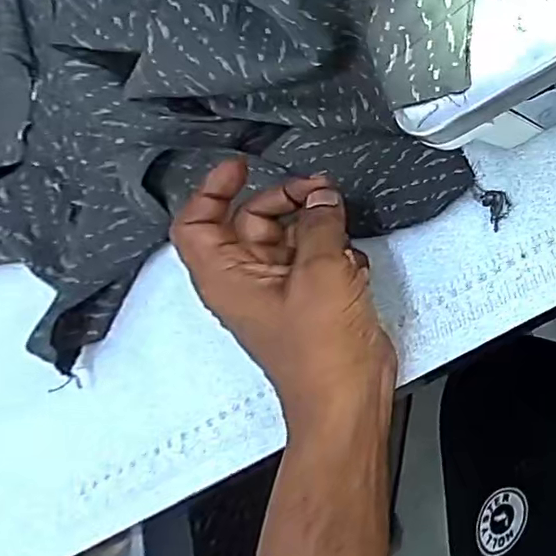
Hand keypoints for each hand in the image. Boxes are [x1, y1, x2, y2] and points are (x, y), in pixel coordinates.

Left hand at [170, 158, 396, 437]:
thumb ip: (321, 226)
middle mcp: (249, 280)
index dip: (214, 190)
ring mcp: (284, 290)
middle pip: (254, 224)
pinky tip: (356, 261)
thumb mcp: (321, 272)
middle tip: (322, 188)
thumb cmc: (320, 343)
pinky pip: (319, 259)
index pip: (200, 223)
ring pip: (292, 239)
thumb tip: (323, 197)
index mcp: (228, 277)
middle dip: (286, 200)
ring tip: (344, 222)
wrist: (346, 389)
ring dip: (319, 225)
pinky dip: (338, 250)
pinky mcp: (316, 298)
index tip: (240, 165)